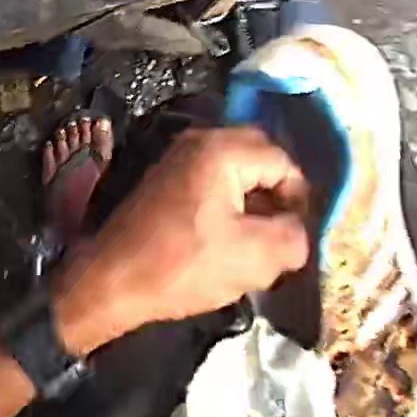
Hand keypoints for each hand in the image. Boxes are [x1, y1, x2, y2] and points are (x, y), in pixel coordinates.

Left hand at [52, 127, 309, 355]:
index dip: (299, 198)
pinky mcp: (167, 175)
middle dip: (277, 190)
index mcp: (220, 149)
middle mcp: (197, 140)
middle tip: (282, 231)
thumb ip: (294, 235)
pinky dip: (229, 197)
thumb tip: (297, 226)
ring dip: (253, 196)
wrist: (116, 276)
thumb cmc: (185, 263)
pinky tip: (228, 234)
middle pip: (259, 154)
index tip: (298, 234)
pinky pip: (212, 175)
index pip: (283, 161)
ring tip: (256, 238)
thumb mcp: (256, 257)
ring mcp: (178, 155)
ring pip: (236, 165)